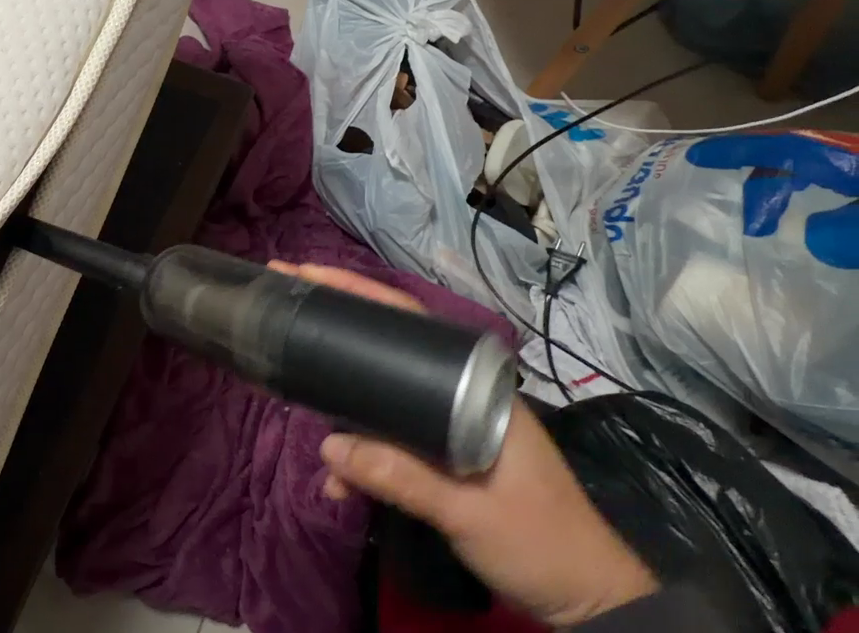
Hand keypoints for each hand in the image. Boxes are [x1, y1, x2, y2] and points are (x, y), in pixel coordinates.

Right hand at [268, 261, 659, 628]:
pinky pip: (386, 440)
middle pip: (386, 350)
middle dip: (334, 335)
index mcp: (478, 390)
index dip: (356, 293)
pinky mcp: (442, 458)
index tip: (305, 273)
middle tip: (281, 312)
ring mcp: (451, 426)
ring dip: (339, 411)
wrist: (592, 604)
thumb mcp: (469, 513)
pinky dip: (359, 457)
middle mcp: (462, 395)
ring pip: (379, 399)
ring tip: (297, 412)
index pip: (409, 322)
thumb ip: (399, 477)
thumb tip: (326, 445)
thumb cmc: (541, 543)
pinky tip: (338, 483)